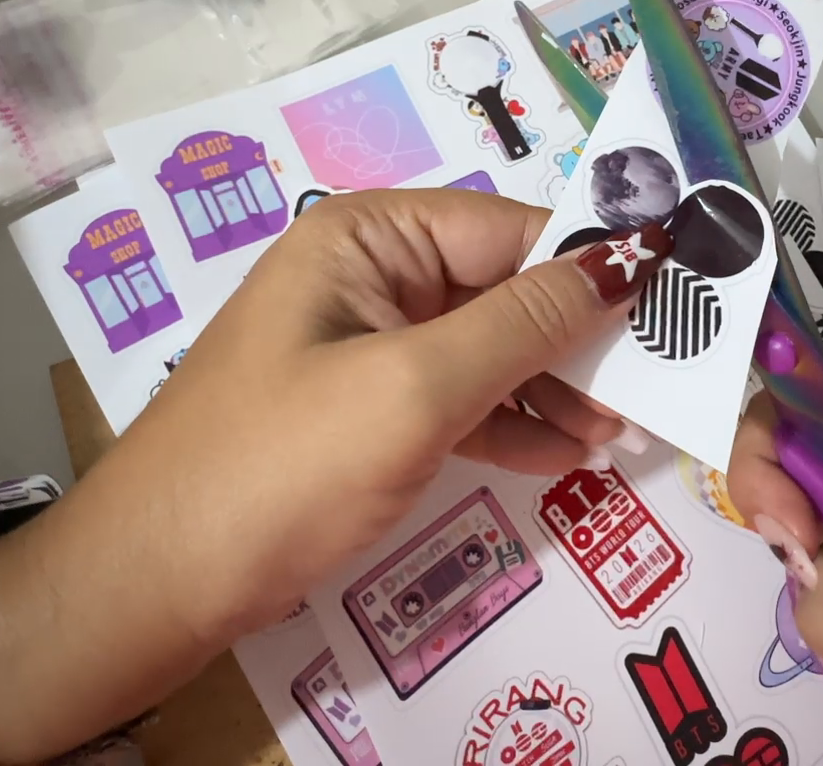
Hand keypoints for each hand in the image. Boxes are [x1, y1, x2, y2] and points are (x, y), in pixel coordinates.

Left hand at [0, 188, 671, 761]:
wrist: (150, 591)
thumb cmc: (280, 469)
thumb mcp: (416, 388)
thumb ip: (526, 321)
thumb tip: (627, 260)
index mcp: (372, 236)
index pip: (511, 231)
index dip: (592, 266)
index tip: (671, 309)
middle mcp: (376, 273)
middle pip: (505, 288)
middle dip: (575, 338)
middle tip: (653, 386)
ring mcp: (373, 341)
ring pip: (490, 347)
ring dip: (552, 386)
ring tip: (618, 432)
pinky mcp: (372, 403)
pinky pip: (461, 396)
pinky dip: (510, 421)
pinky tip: (564, 454)